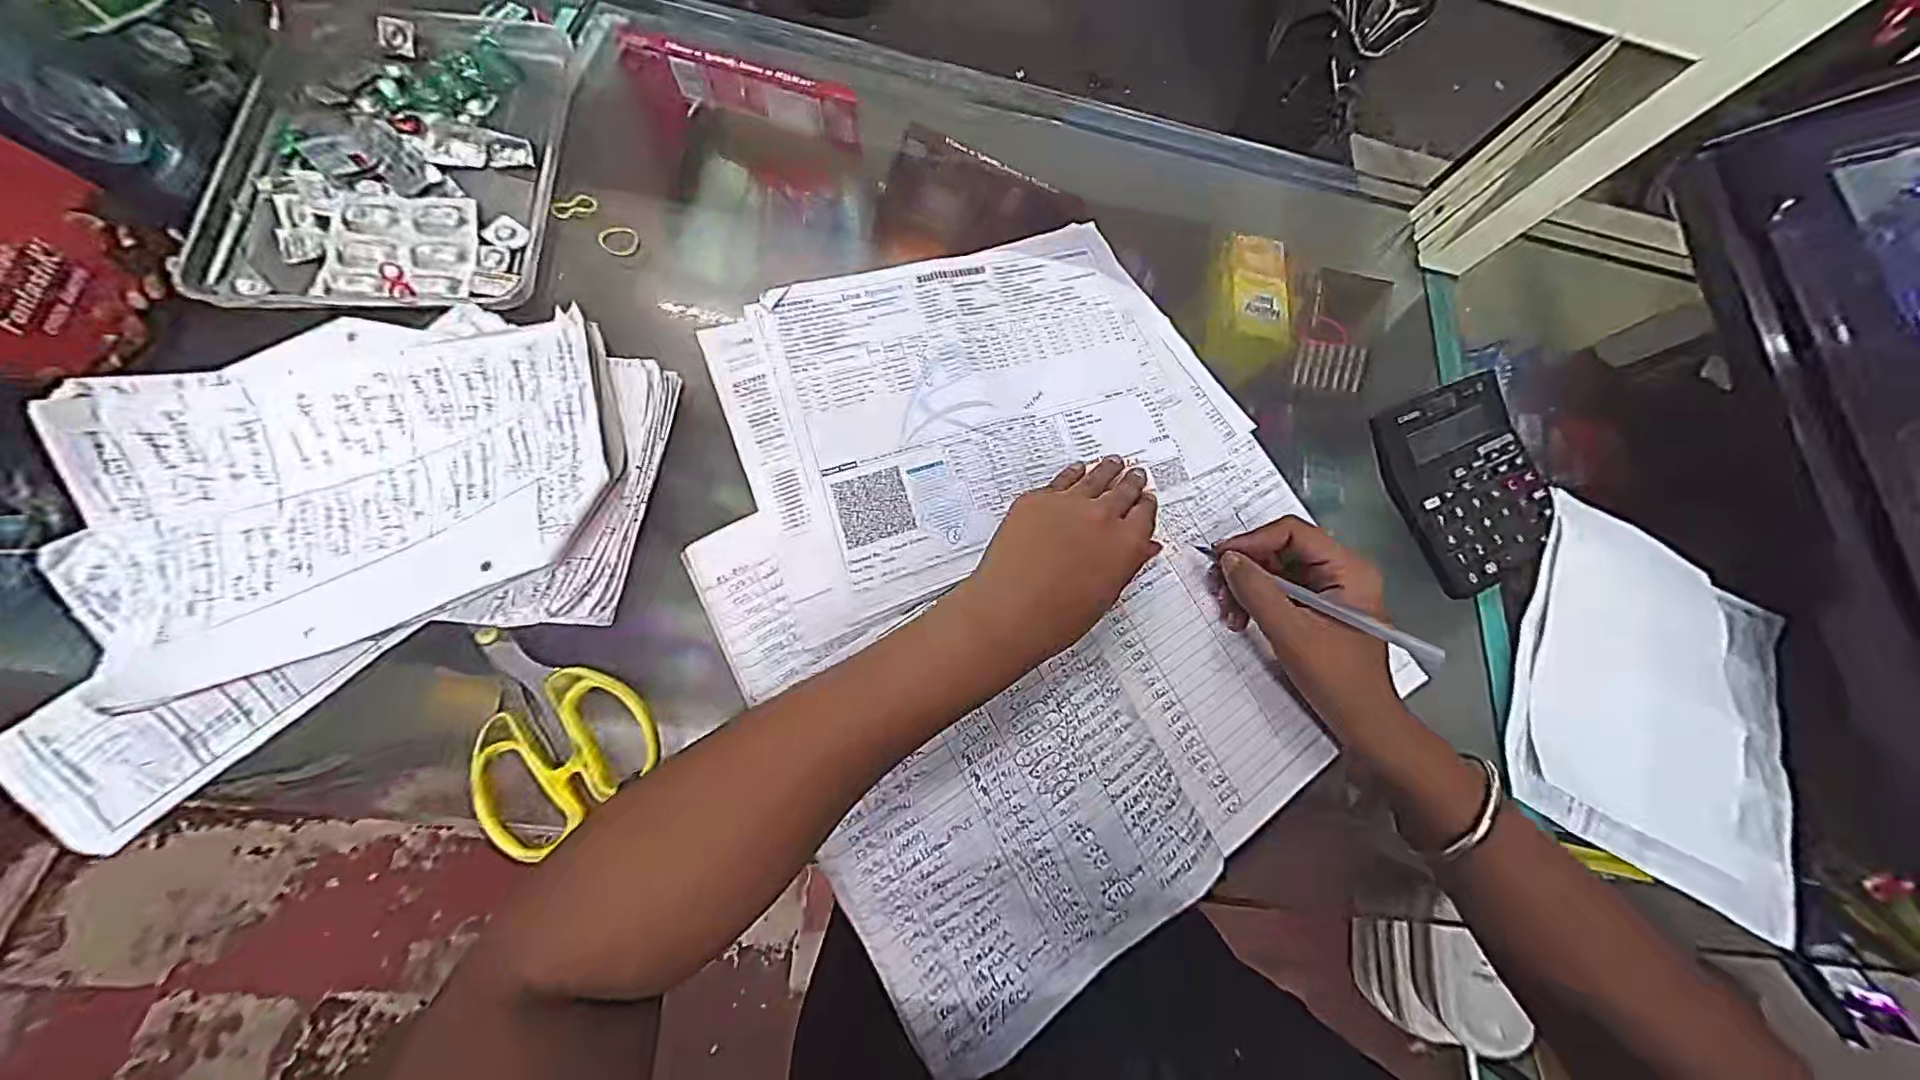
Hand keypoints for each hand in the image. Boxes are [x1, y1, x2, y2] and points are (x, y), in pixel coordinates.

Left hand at [947, 457, 1159, 666]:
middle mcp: (1101, 517)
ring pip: (1094, 478)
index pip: (1145, 515)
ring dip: (1107, 470)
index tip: (1147, 501)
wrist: (1008, 611)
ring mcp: (1068, 504)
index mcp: (1126, 544)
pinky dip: (1072, 474)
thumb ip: (1127, 563)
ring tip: (1113, 463)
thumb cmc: (1055, 617)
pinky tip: (1076, 471)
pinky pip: (1061, 480)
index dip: (1147, 506)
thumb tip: (1142, 548)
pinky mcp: (1036, 500)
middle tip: (1136, 475)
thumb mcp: (1105, 595)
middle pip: (1123, 491)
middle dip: (1131, 483)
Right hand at [1210, 517, 1398, 735]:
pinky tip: (1241, 618)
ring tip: (1230, 611)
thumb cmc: (1340, 681)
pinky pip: (1276, 591)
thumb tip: (1230, 560)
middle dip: (1246, 569)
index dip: (1253, 541)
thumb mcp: (1291, 632)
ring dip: (1245, 588)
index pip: (1292, 533)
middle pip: (1280, 550)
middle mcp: (1340, 574)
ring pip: (1274, 571)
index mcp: (1349, 571)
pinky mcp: (1313, 608)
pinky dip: (1254, 601)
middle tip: (1220, 587)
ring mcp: (1327, 591)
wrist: (1362, 721)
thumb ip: (1257, 591)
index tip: (1223, 557)